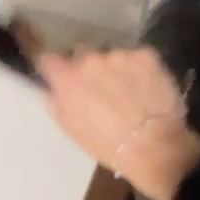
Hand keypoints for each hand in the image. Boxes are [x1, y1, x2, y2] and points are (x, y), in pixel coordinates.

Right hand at [34, 46, 199, 199]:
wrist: (151, 145)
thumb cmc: (105, 143)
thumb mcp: (69, 128)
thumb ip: (56, 102)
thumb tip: (53, 90)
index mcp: (66, 78)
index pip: (49, 59)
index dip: (54, 68)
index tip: (60, 76)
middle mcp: (89, 59)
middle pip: (82, 54)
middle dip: (87, 67)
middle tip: (99, 87)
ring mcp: (118, 55)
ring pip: (112, 56)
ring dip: (114, 68)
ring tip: (127, 90)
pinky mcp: (145, 55)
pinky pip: (137, 58)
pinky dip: (139, 69)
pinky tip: (145, 87)